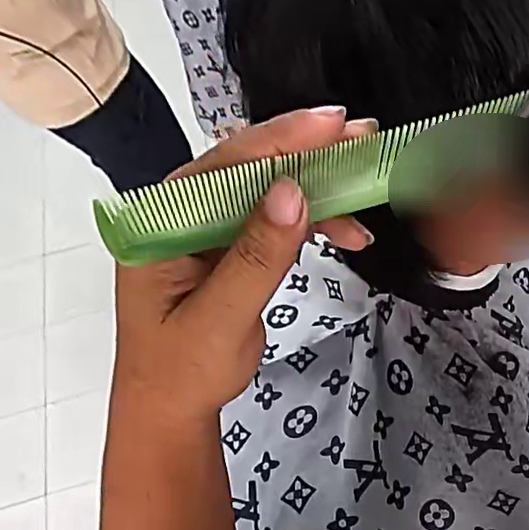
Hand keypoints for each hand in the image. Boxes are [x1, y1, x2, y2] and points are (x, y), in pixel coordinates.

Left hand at [112, 107, 375, 425]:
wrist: (172, 406)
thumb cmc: (181, 371)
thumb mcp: (218, 319)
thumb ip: (254, 257)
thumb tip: (291, 195)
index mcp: (161, 222)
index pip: (224, 166)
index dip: (280, 140)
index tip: (331, 123)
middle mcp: (183, 215)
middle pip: (250, 169)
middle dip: (308, 153)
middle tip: (361, 136)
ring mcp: (210, 232)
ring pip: (270, 194)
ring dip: (320, 190)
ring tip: (366, 186)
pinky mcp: (234, 250)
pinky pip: (278, 224)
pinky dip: (315, 223)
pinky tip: (348, 230)